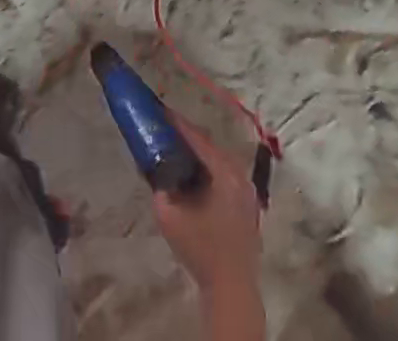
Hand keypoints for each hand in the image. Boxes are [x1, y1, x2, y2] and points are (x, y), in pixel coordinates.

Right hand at [151, 113, 262, 297]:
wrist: (231, 287)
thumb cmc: (200, 247)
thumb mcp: (168, 213)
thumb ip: (158, 184)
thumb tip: (150, 163)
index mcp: (224, 173)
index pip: (197, 138)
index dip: (176, 123)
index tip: (157, 109)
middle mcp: (239, 176)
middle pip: (209, 145)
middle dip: (185, 135)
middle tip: (161, 128)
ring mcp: (246, 191)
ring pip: (217, 159)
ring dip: (196, 151)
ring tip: (172, 146)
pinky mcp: (246, 204)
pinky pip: (223, 173)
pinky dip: (205, 166)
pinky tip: (190, 173)